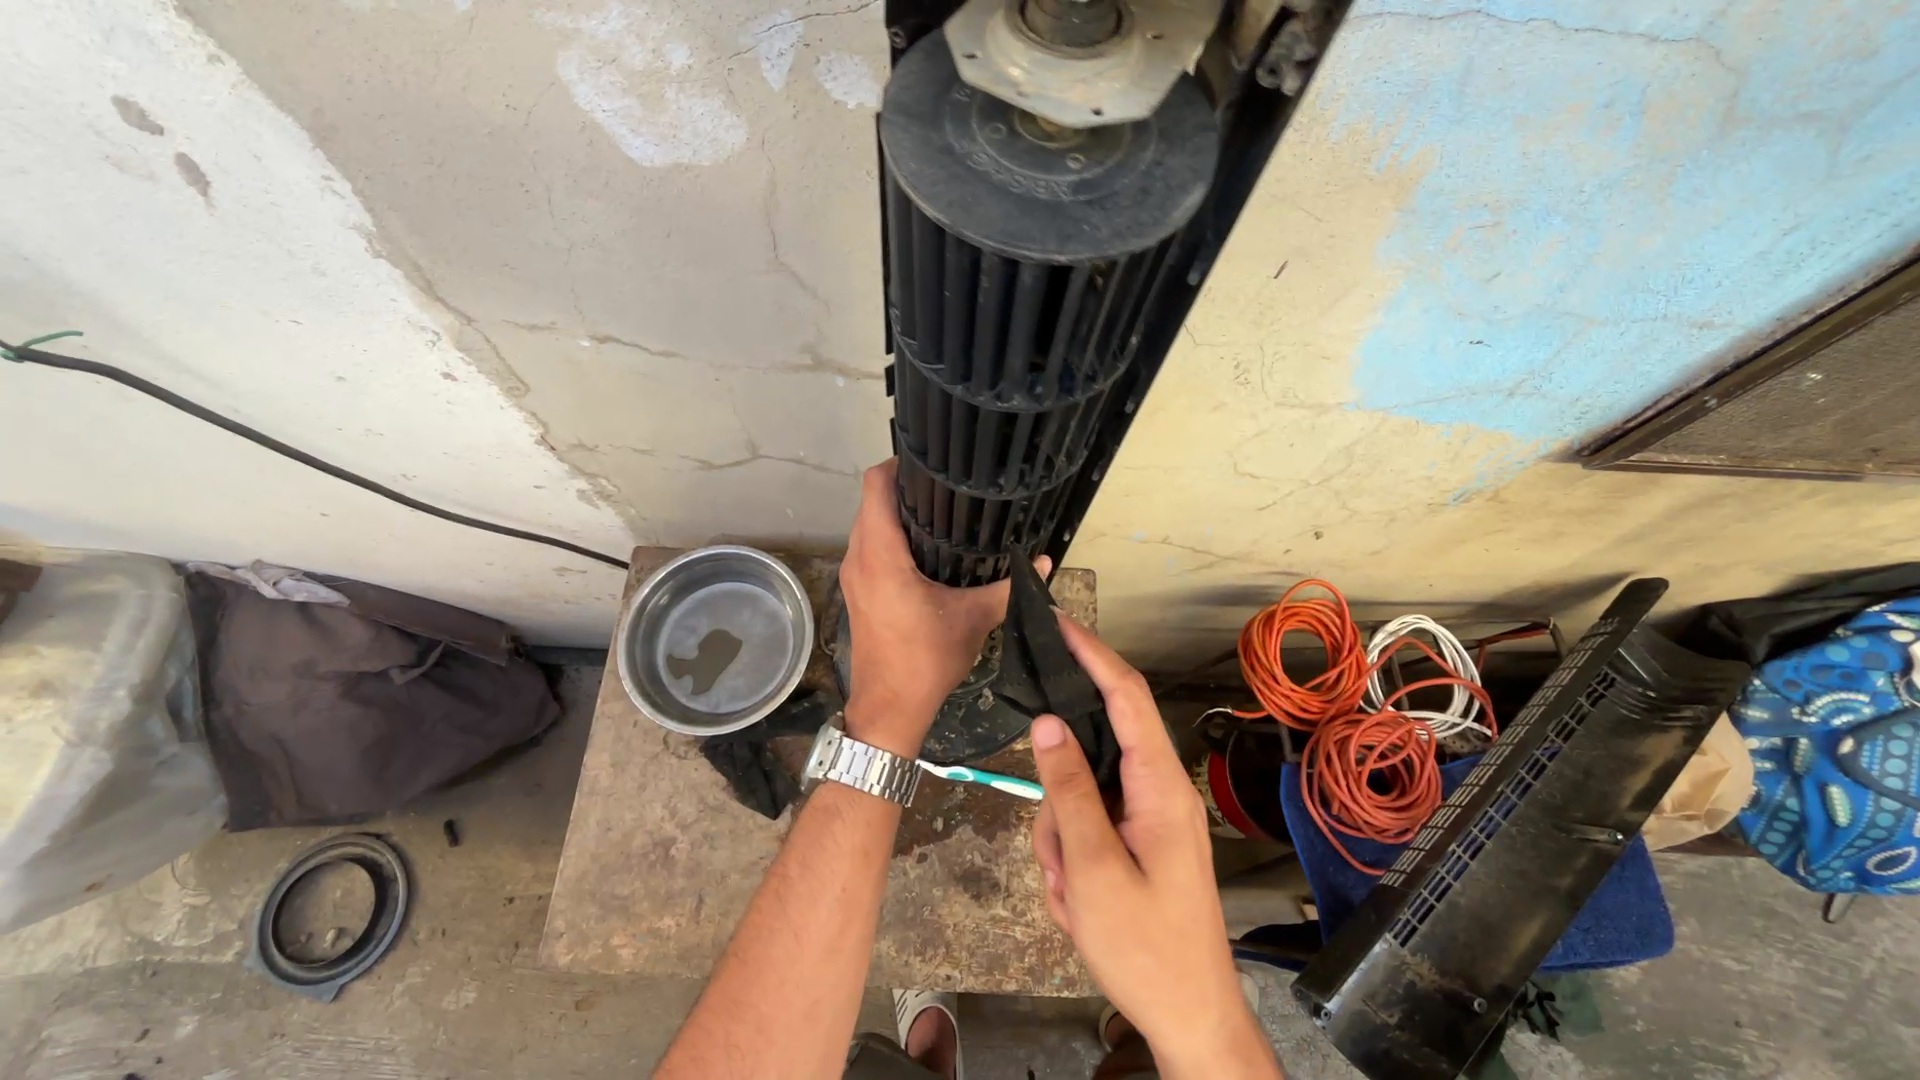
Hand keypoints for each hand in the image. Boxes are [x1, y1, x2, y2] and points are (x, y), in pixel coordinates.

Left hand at [839, 459, 1047, 757]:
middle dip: (903, 488)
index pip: (876, 485)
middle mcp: (858, 558)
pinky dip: (888, 538)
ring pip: (867, 525)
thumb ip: (1009, 586)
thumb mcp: (975, 619)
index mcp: (880, 555)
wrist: (890, 708)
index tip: (932, 464)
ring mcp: (852, 575)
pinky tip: (924, 548)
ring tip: (939, 513)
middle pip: (872, 501)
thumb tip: (1046, 561)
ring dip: (895, 514)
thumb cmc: (926, 659)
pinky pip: (868, 547)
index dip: (900, 465)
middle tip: (946, 487)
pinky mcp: (856, 591)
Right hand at [1029, 616, 1279, 1079]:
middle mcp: (1160, 791)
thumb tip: (1047, 723)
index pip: (1126, 696)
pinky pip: (1090, 826)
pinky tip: (1082, 902)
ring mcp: (1150, 818)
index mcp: (1160, 786)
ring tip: (1075, 896)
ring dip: (1064, 841)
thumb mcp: (1094, 869)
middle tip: (1057, 855)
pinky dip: (1074, 859)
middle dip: (1059, 798)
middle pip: (1092, 752)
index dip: (1093, 654)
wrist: (1190, 1017)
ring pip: (1081, 795)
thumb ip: (1068, 790)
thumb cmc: (1146, 947)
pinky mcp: (1139, 841)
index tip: (1058, 622)